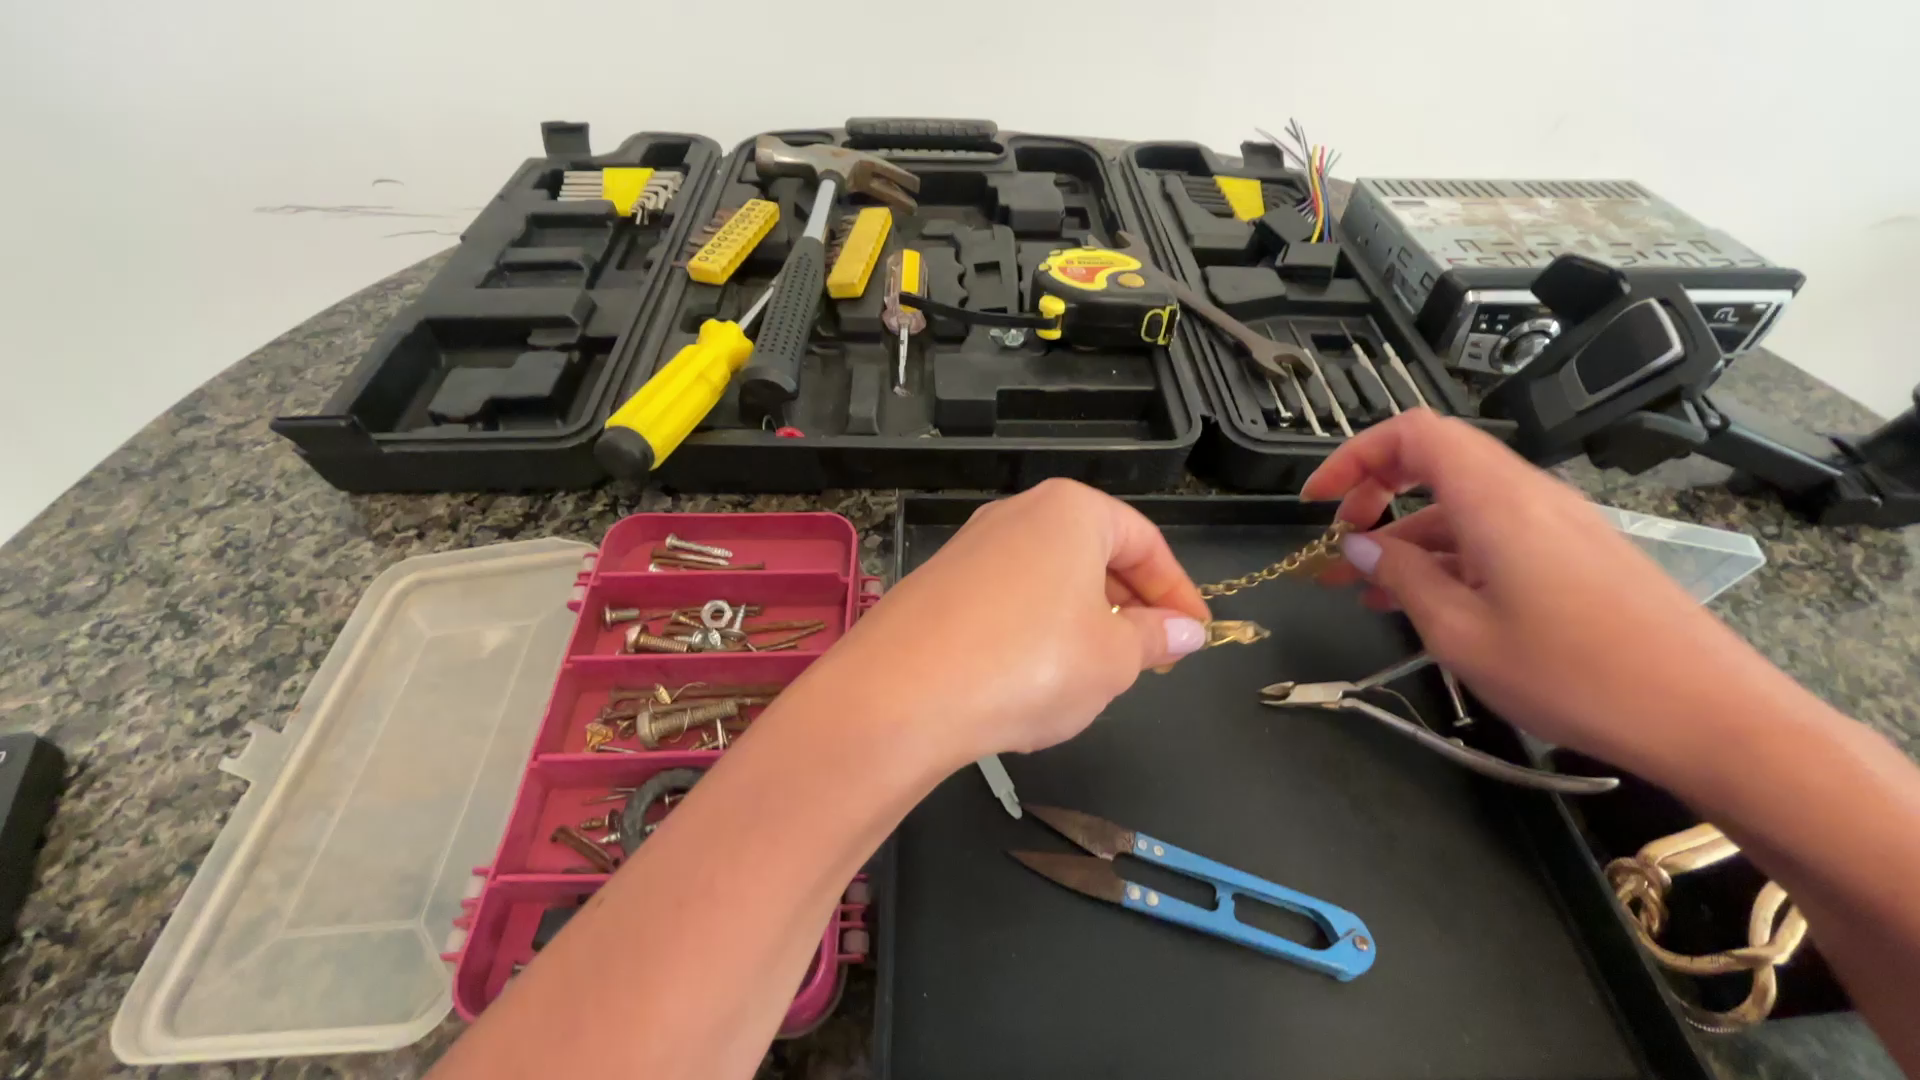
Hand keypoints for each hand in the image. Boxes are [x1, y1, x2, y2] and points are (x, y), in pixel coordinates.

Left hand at [817, 479, 1210, 764]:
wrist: (900, 696)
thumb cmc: (1031, 664)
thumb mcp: (1113, 659)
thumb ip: (1155, 638)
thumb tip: (1184, 631)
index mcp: (1070, 511)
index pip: (1144, 542)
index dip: (1177, 592)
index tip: (1195, 635)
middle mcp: (1016, 515)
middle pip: (1092, 556)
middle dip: (1127, 608)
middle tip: (1150, 658)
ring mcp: (970, 548)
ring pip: (1048, 582)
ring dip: (1081, 624)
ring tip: (1094, 676)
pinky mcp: (936, 586)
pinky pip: (1006, 603)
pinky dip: (1033, 634)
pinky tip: (1032, 680)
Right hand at [1302, 409, 1753, 766]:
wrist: (1711, 717)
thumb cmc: (1573, 674)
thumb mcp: (1459, 631)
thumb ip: (1401, 576)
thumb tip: (1359, 545)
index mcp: (1495, 500)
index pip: (1412, 433)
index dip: (1354, 456)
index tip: (1317, 501)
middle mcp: (1528, 495)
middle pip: (1435, 461)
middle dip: (1373, 493)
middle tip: (1340, 543)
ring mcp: (1557, 523)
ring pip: (1461, 504)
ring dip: (1406, 535)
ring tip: (1364, 588)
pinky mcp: (1575, 552)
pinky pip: (1493, 533)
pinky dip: (1446, 555)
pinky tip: (1423, 601)